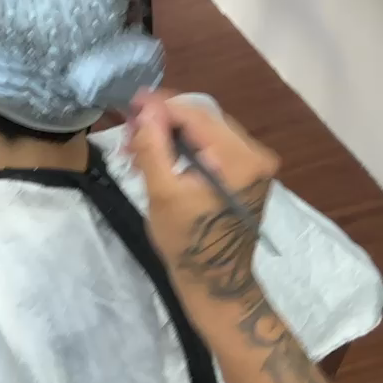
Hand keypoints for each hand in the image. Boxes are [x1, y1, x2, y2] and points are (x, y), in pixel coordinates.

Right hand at [128, 92, 278, 289]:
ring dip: (169, 134)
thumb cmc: (187, 241)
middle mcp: (255, 155)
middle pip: (202, 119)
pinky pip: (210, 147)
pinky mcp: (245, 174)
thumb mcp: (162, 193)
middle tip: (127, 132)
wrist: (215, 281)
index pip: (196, 114)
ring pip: (204, 131)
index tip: (129, 102)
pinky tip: (158, 158)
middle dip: (162, 121)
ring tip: (137, 149)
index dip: (160, 106)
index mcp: (240, 159)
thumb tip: (144, 110)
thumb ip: (153, 147)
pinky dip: (182, 148)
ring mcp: (253, 164)